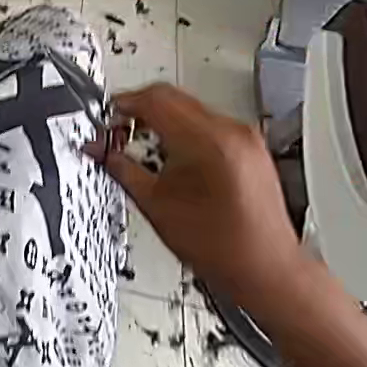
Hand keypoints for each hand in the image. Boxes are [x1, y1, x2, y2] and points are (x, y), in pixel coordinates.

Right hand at [96, 85, 309, 305]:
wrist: (263, 268)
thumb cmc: (220, 248)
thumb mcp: (155, 206)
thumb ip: (123, 169)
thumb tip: (102, 151)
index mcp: (205, 141)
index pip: (155, 100)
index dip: (124, 104)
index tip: (109, 116)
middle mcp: (230, 131)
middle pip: (173, 98)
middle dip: (141, 111)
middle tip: (119, 132)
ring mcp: (245, 137)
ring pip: (191, 108)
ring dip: (163, 121)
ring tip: (145, 149)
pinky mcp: (251, 147)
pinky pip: (211, 124)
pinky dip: (186, 132)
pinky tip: (173, 157)